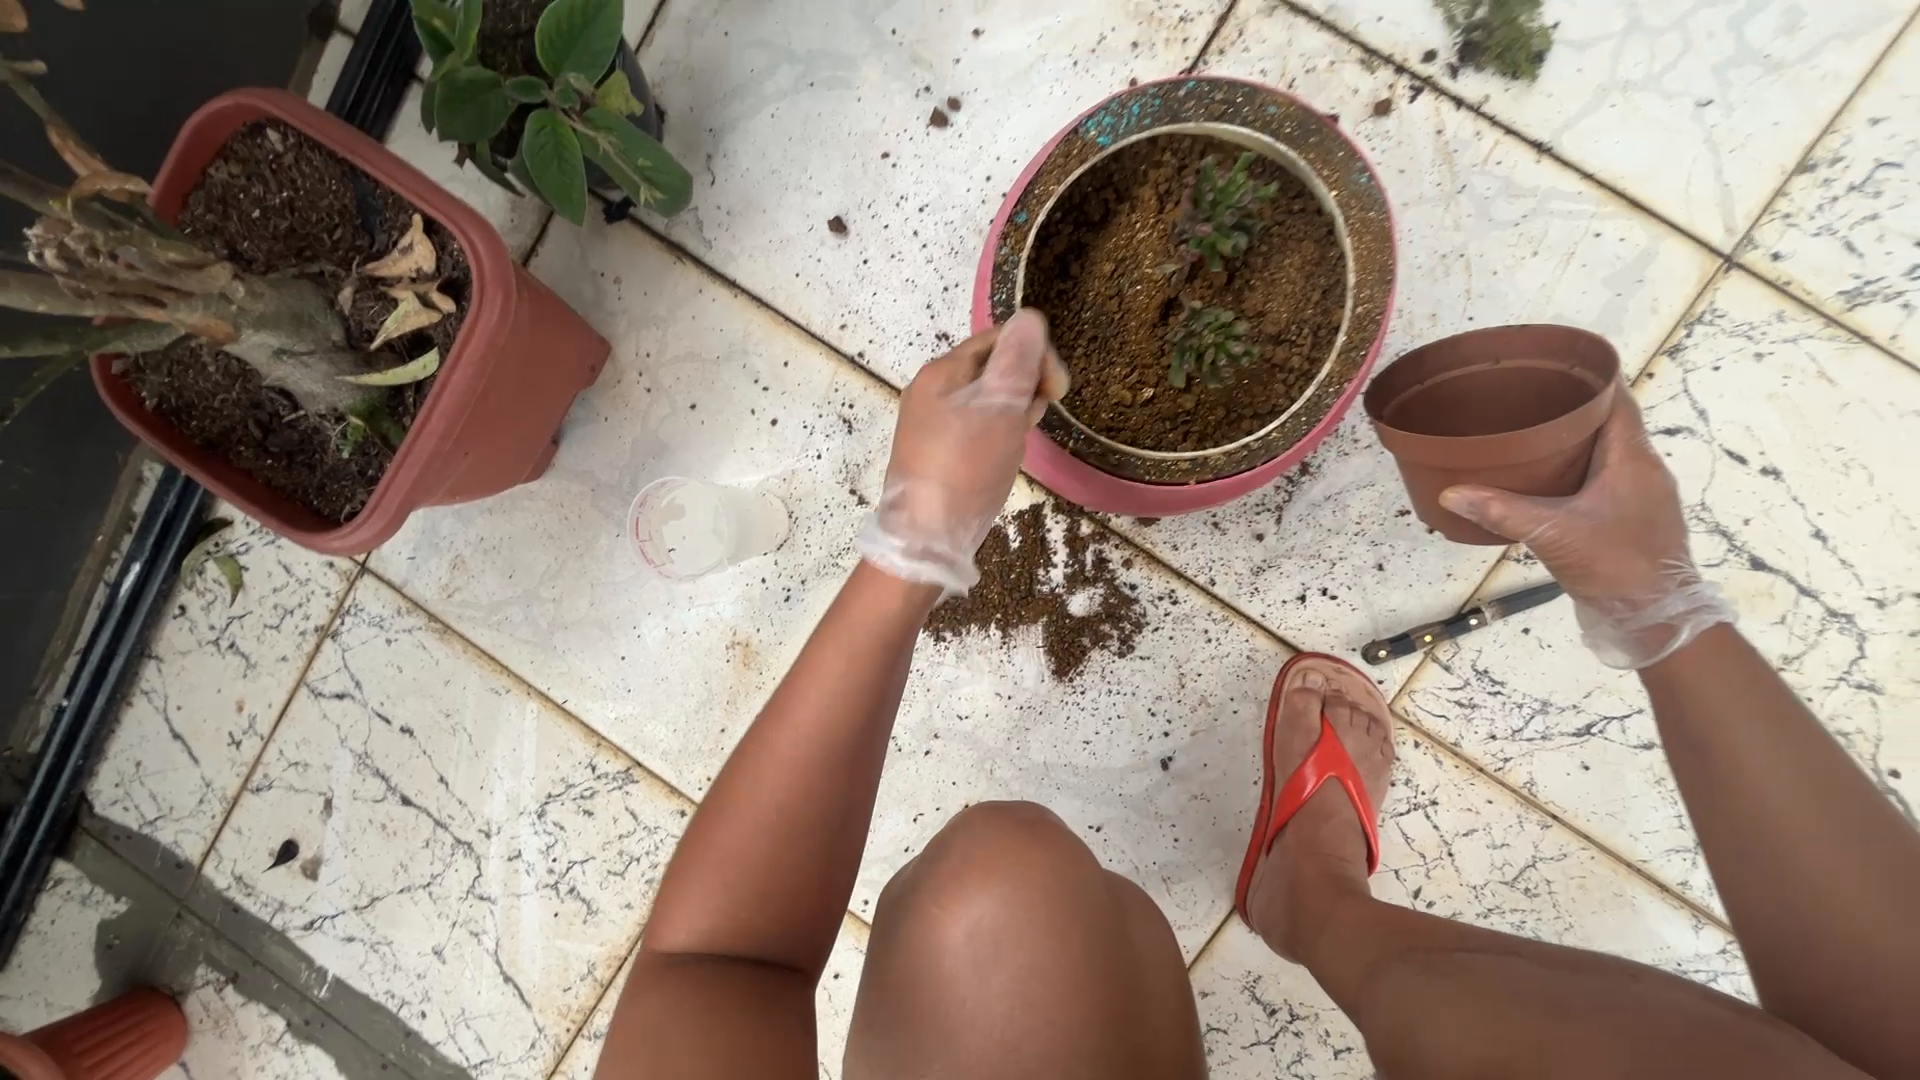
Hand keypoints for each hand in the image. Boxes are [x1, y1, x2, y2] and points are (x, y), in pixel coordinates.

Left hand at [855, 309, 1069, 593]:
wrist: (924, 539)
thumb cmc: (965, 469)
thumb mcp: (999, 409)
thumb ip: (1018, 361)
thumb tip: (1030, 317)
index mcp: (942, 372)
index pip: (1000, 339)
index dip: (1035, 357)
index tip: (1057, 392)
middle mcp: (932, 391)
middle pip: (994, 369)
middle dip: (1025, 388)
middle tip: (1034, 421)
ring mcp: (932, 424)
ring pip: (988, 403)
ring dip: (1014, 415)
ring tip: (1018, 443)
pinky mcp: (937, 454)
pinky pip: (977, 430)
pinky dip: (998, 437)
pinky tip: (1003, 458)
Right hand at [1437, 383, 1734, 668]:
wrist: (1654, 613)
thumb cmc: (1614, 563)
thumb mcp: (1550, 534)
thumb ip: (1500, 510)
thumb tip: (1448, 493)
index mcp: (1632, 460)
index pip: (1618, 402)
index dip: (1592, 378)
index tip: (1556, 364)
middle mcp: (1641, 469)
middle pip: (1609, 422)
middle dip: (1571, 406)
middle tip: (1525, 398)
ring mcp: (1638, 492)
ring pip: (1605, 449)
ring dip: (1572, 437)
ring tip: (1526, 432)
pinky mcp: (1628, 514)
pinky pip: (1601, 473)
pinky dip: (1573, 464)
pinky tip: (1542, 475)